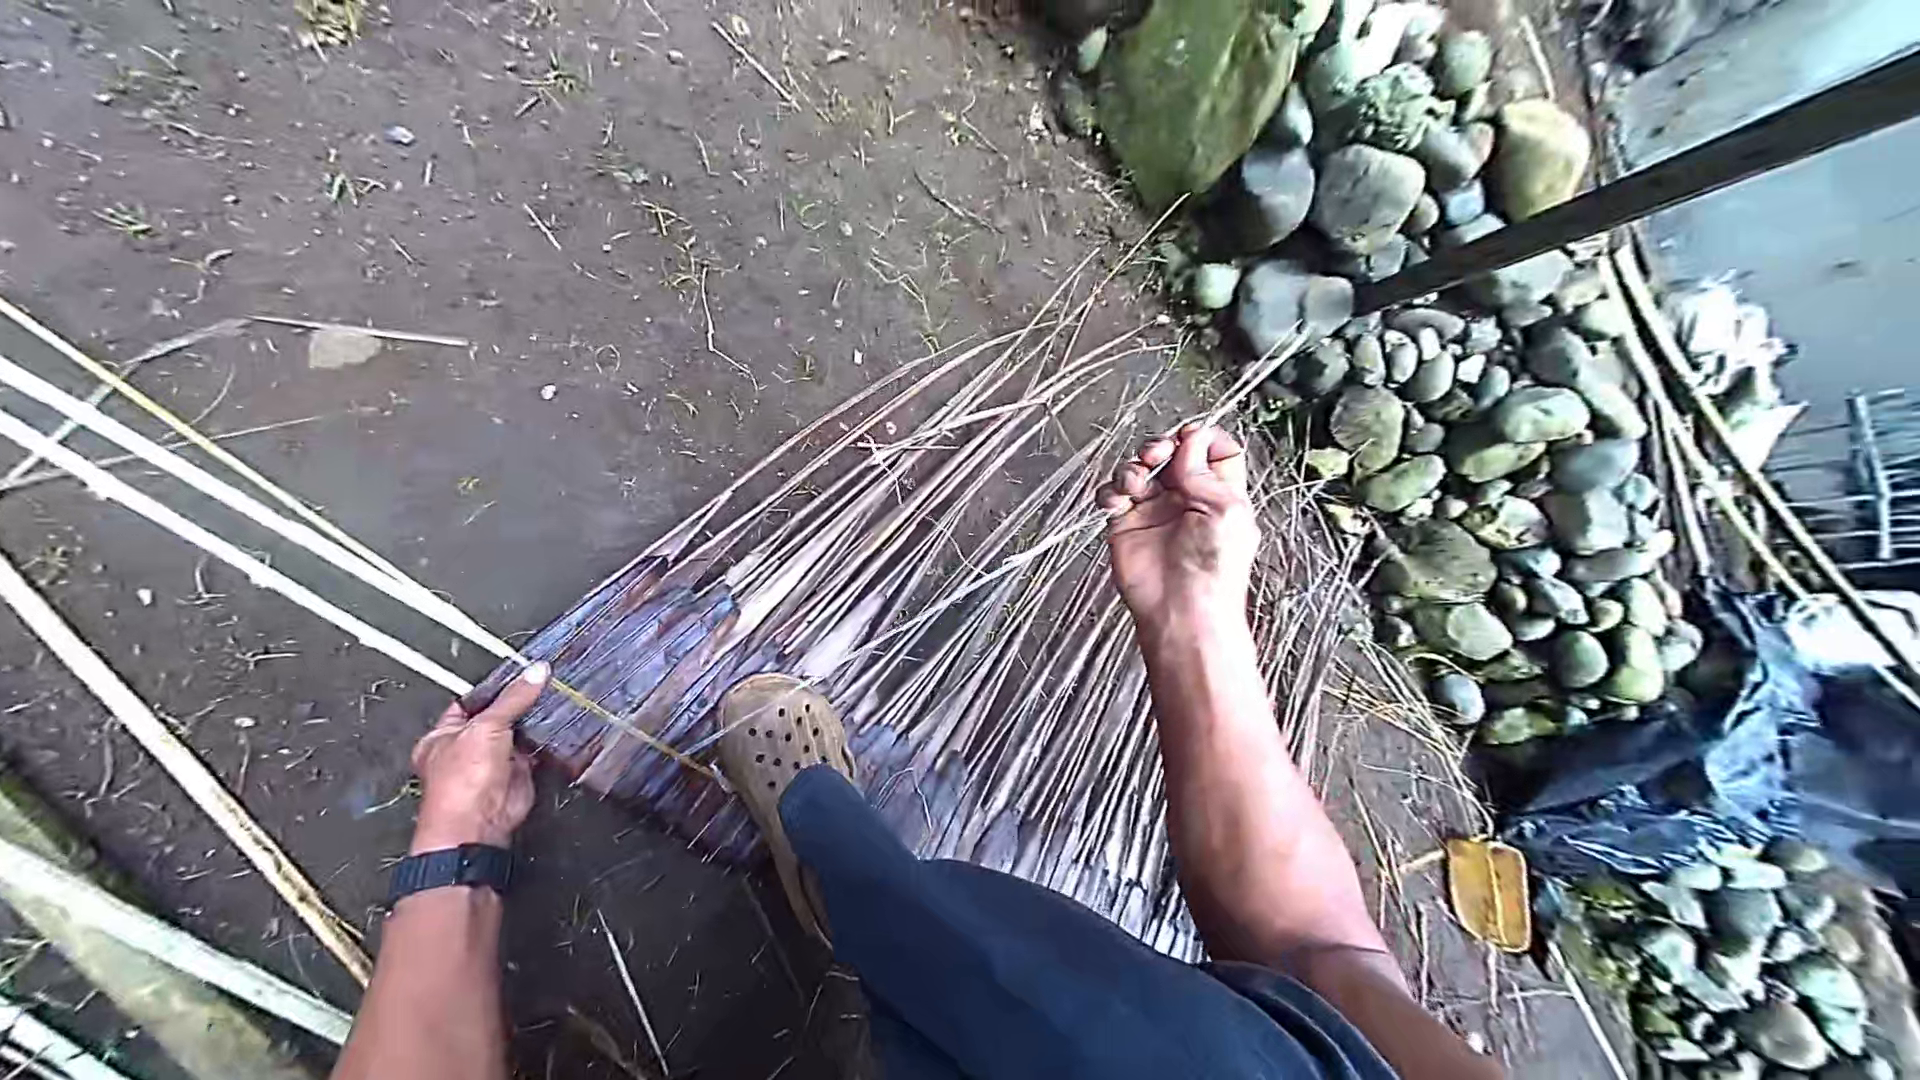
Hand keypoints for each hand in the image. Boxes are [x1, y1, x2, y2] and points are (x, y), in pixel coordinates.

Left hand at [408, 663, 547, 853]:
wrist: (480, 822)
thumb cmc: (460, 784)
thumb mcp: (485, 728)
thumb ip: (513, 699)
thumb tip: (535, 672)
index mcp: (444, 735)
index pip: (473, 700)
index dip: (497, 686)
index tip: (523, 671)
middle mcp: (469, 745)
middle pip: (501, 713)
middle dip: (522, 700)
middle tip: (545, 680)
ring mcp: (495, 757)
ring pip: (521, 728)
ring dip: (537, 718)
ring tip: (557, 695)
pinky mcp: (519, 768)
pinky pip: (537, 746)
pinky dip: (549, 737)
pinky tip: (561, 722)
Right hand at [1097, 425, 1258, 631]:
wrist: (1181, 609)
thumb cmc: (1214, 572)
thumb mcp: (1226, 511)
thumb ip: (1204, 472)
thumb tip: (1190, 441)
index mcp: (1218, 493)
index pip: (1212, 451)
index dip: (1199, 439)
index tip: (1188, 438)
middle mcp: (1185, 499)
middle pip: (1170, 455)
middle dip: (1160, 446)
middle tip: (1156, 454)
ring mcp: (1154, 510)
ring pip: (1138, 470)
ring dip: (1133, 468)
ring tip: (1135, 483)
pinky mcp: (1126, 524)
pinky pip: (1113, 494)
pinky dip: (1111, 490)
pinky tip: (1118, 499)